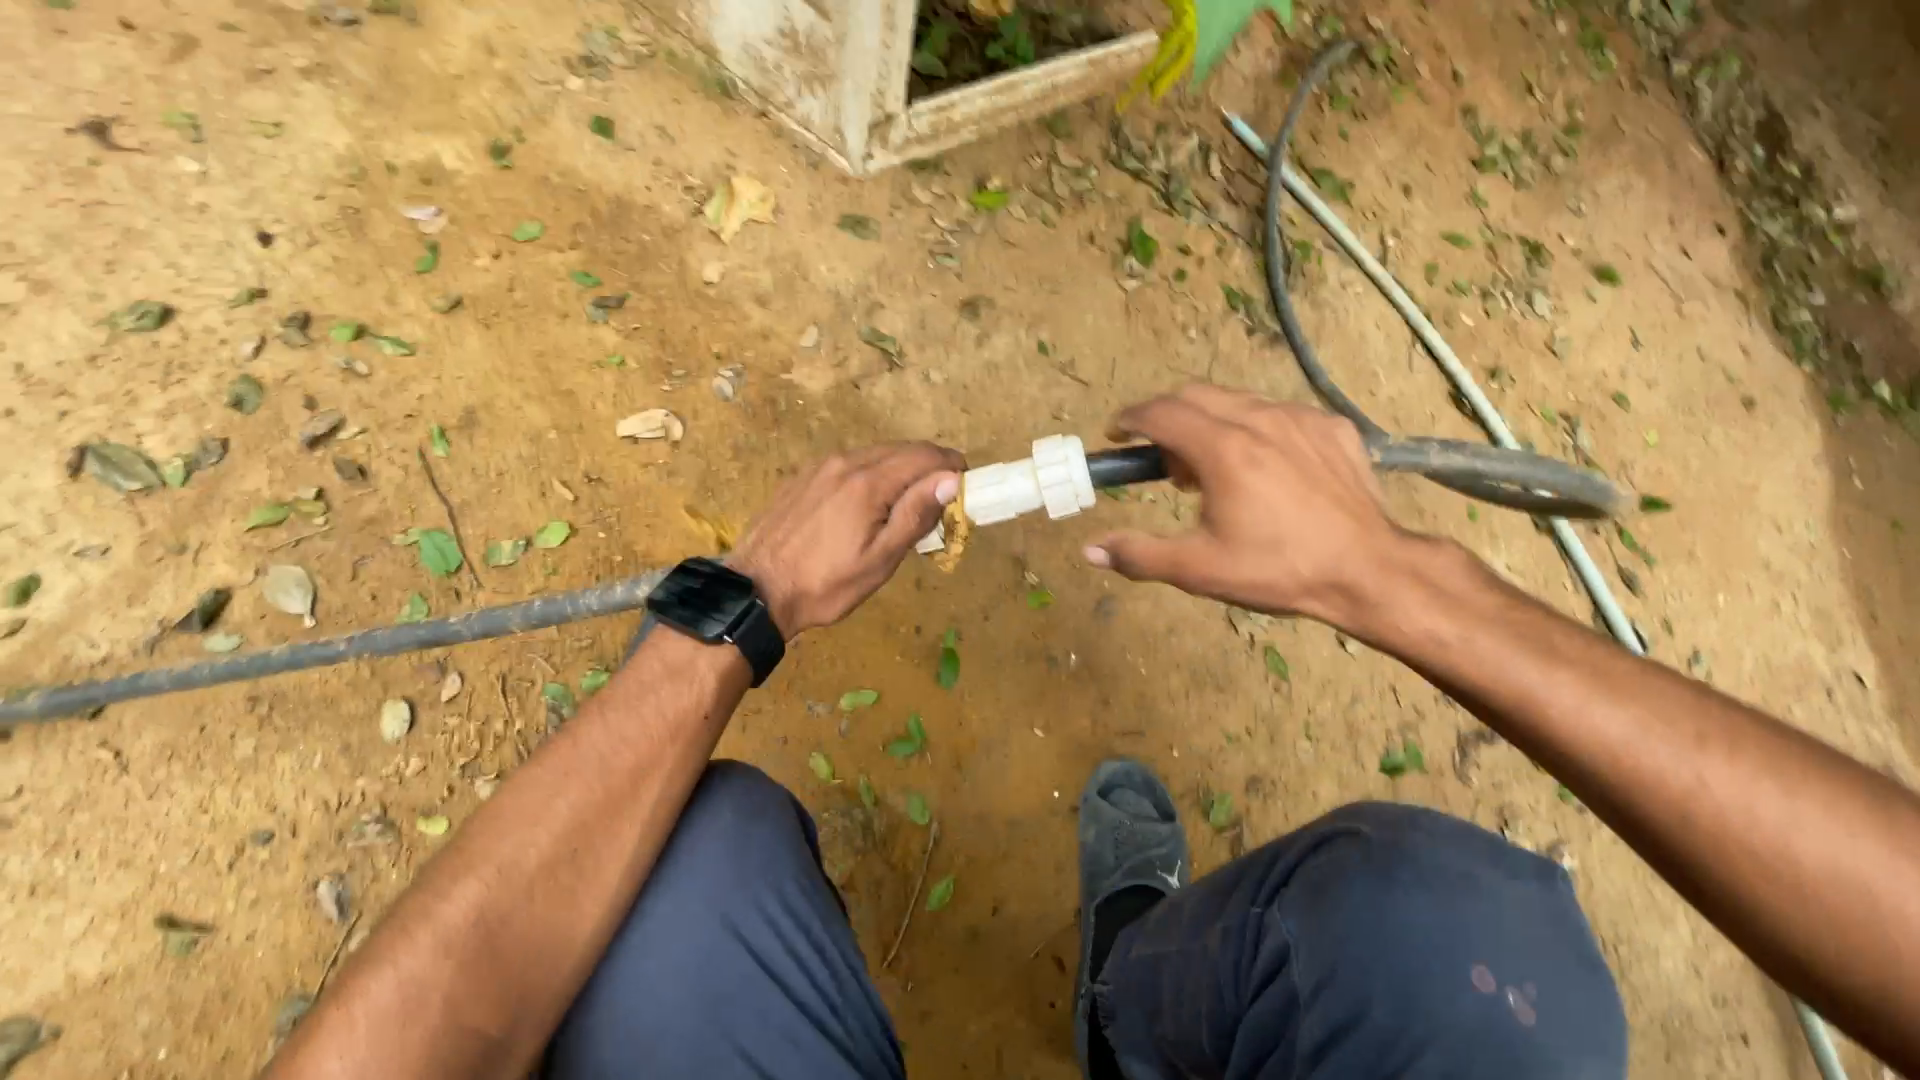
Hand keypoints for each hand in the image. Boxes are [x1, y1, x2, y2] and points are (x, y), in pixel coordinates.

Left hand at [730, 443, 963, 637]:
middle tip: (940, 504)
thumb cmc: (825, 585)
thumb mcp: (879, 560)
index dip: (952, 467)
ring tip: (907, 508)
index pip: (925, 456)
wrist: (756, 591)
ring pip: (876, 455)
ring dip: (901, 472)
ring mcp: (821, 467)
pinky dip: (872, 475)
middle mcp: (846, 462)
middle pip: (902, 450)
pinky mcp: (804, 477)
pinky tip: (869, 506)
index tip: (964, 489)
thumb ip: (916, 515)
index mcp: (869, 482)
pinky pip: (851, 465)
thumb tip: (950, 479)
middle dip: (929, 469)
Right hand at [1083, 385, 1411, 627]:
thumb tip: (1089, 549)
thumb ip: (1140, 555)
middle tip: (1167, 465)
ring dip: (1210, 424)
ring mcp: (1300, 418)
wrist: (1368, 570)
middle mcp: (1260, 420)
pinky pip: (1278, 414)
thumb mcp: (1200, 570)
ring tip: (1216, 471)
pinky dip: (1255, 430)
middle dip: (1167, 419)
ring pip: (1238, 402)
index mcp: (1223, 450)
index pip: (1161, 412)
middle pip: (1195, 395)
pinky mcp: (1332, 426)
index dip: (1131, 419)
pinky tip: (1265, 470)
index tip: (1118, 434)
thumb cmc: (1277, 571)